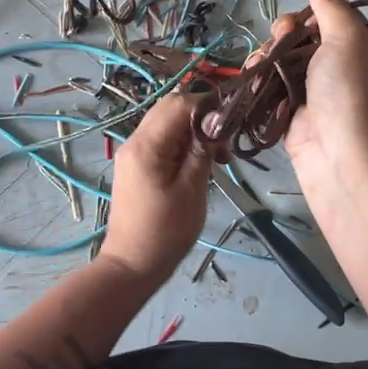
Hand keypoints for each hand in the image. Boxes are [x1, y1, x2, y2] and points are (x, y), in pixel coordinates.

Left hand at [100, 91, 212, 280]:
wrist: (132, 264)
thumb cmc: (166, 231)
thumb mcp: (192, 189)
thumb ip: (202, 150)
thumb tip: (218, 119)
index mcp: (146, 144)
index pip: (180, 104)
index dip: (209, 105)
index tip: (234, 121)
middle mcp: (135, 141)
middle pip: (171, 108)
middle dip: (202, 116)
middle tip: (226, 142)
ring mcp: (133, 153)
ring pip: (167, 123)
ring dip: (194, 130)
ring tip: (218, 156)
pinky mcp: (136, 165)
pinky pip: (161, 140)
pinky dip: (182, 143)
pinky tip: (200, 162)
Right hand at [275, 0, 367, 178]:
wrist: (337, 152)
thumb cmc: (348, 89)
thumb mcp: (346, 37)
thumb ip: (331, 4)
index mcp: (359, 45)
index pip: (328, 17)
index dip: (309, 14)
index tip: (299, 20)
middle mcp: (338, 65)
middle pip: (300, 36)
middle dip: (283, 34)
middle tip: (280, 41)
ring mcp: (313, 89)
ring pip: (281, 58)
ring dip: (267, 54)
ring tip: (260, 63)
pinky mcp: (292, 109)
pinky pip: (271, 84)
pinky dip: (260, 77)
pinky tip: (253, 75)